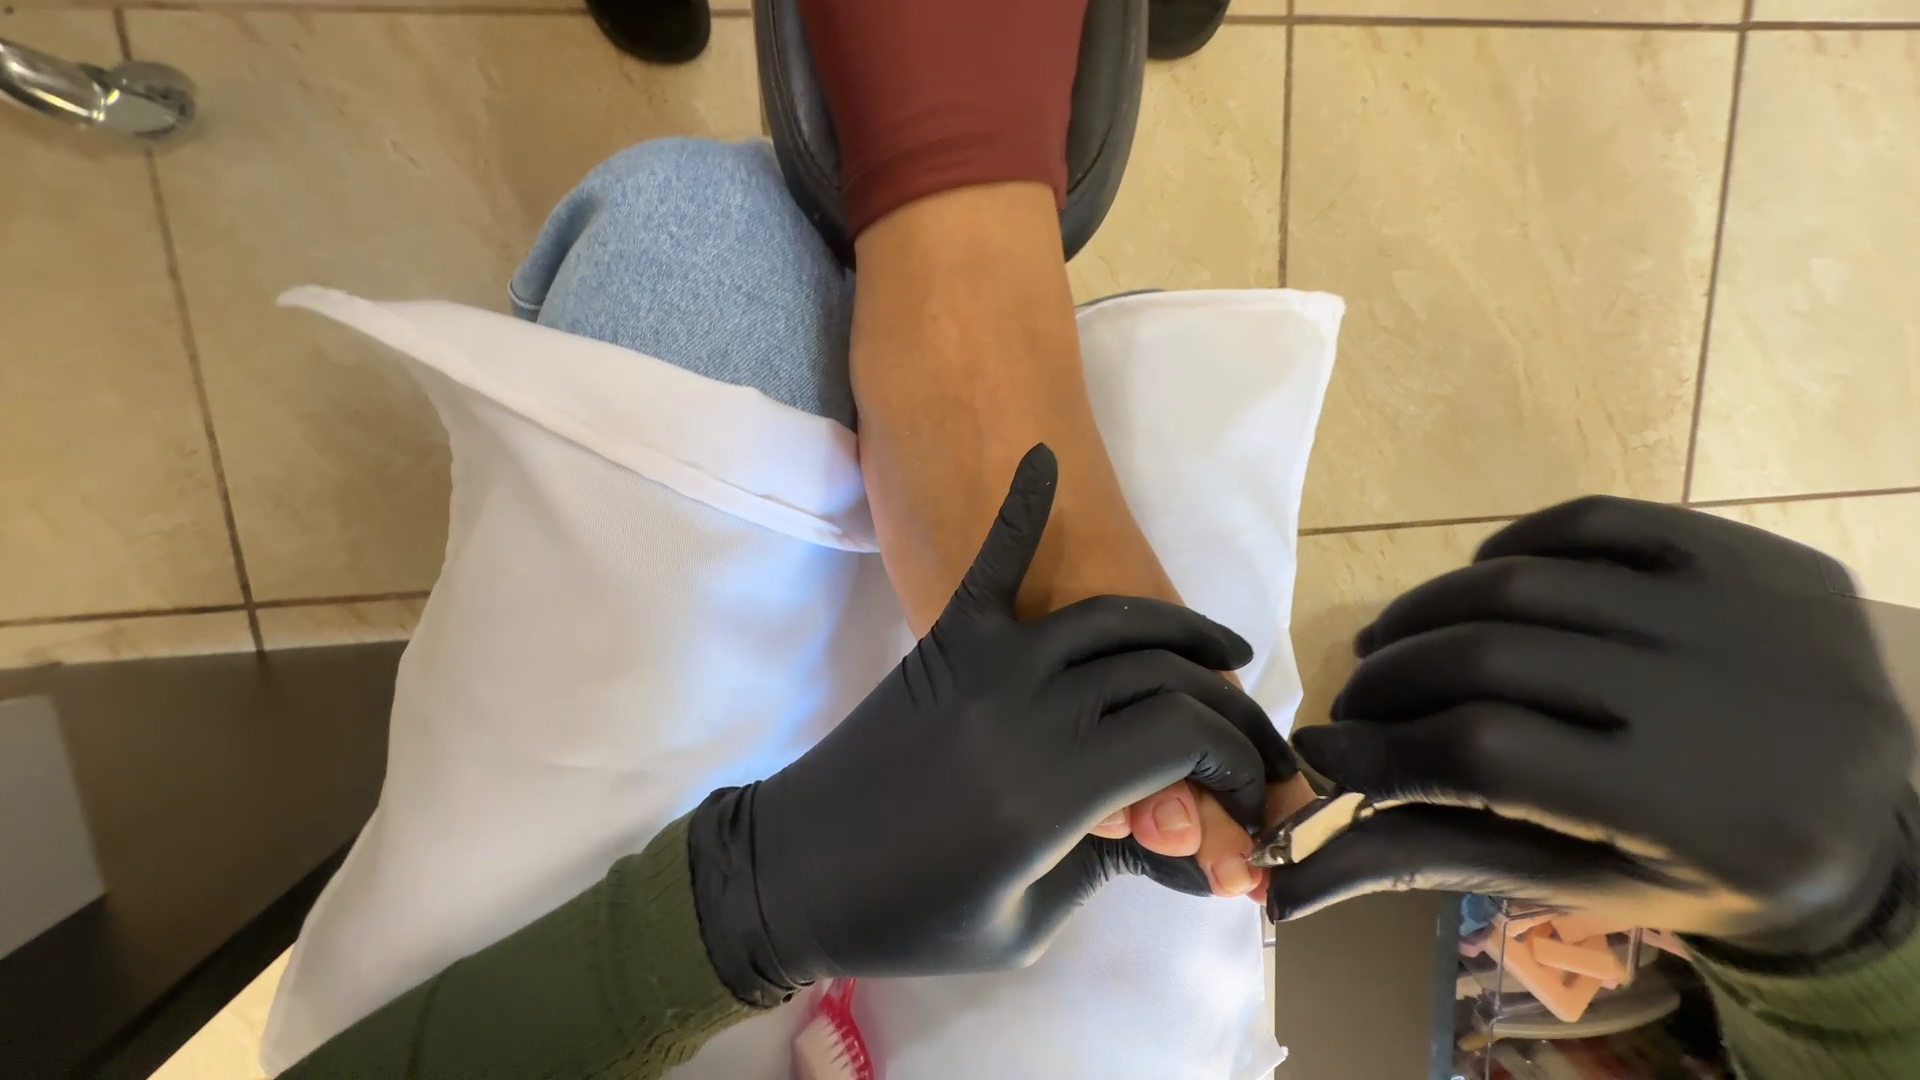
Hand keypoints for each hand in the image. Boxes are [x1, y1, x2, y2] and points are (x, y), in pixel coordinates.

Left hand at [690, 445, 1296, 1000]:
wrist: (796, 870)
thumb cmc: (912, 918)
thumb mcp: (1031, 920)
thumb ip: (1121, 862)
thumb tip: (1208, 842)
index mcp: (1051, 792)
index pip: (1183, 739)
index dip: (1232, 760)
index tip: (1242, 792)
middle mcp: (1027, 709)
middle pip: (1160, 678)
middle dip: (1222, 711)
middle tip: (1243, 739)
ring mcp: (985, 662)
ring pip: (1108, 620)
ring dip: (1174, 628)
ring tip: (1219, 649)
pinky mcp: (947, 639)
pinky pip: (993, 562)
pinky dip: (1022, 507)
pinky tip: (1045, 459)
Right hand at [1265, 496, 1916, 956]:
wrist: (1869, 832)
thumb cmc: (1690, 873)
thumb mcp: (1561, 885)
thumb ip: (1419, 857)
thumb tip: (1286, 862)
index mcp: (1702, 814)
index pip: (1486, 754)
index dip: (1382, 749)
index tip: (1322, 752)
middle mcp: (1737, 703)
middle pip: (1492, 656)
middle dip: (1389, 678)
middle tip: (1352, 701)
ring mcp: (1751, 614)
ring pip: (1521, 582)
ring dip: (1422, 612)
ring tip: (1386, 644)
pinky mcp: (1754, 559)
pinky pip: (1588, 520)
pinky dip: (1507, 547)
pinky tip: (1476, 584)